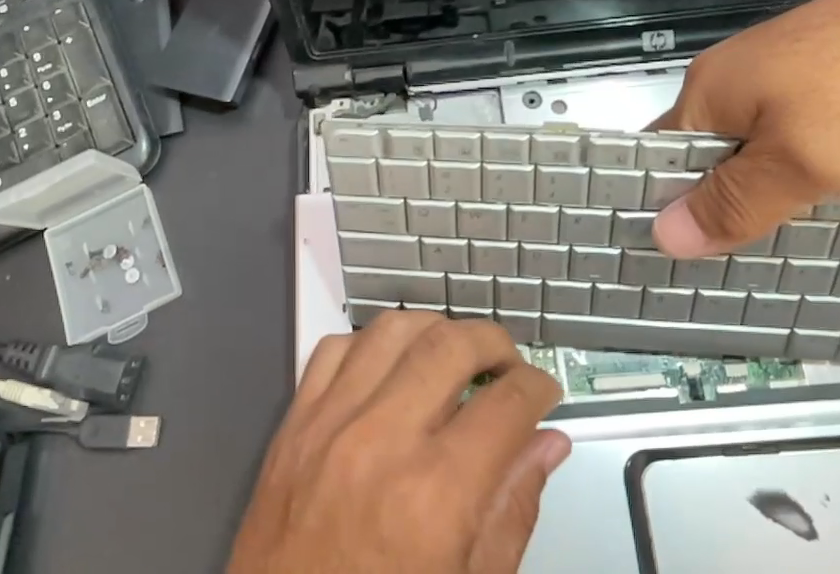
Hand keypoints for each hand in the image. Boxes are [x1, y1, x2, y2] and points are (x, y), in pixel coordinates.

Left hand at [228, 312, 569, 573]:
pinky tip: (389, 366)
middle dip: (494, 343)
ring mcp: (329, 424)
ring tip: (454, 354)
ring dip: (434, 330)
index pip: (507, 404)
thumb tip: (547, 444)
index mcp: (436, 493)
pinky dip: (369, 343)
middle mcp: (381, 442)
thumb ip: (513, 510)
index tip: (543, 392)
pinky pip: (334, 349)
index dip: (539, 388)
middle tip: (507, 365)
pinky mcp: (293, 424)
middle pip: (452, 346)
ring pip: (392, 330)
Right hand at [650, 0, 839, 257]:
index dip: (669, 205)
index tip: (686, 263)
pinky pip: (814, 138)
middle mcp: (747, 72)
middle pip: (717, 153)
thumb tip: (662, 235)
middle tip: (745, 269)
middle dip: (729, 206)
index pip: (662, 153)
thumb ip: (734, 202)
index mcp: (715, 84)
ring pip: (770, 149)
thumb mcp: (804, 161)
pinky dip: (821, 174)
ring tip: (795, 248)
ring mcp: (802, 71)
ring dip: (779, 193)